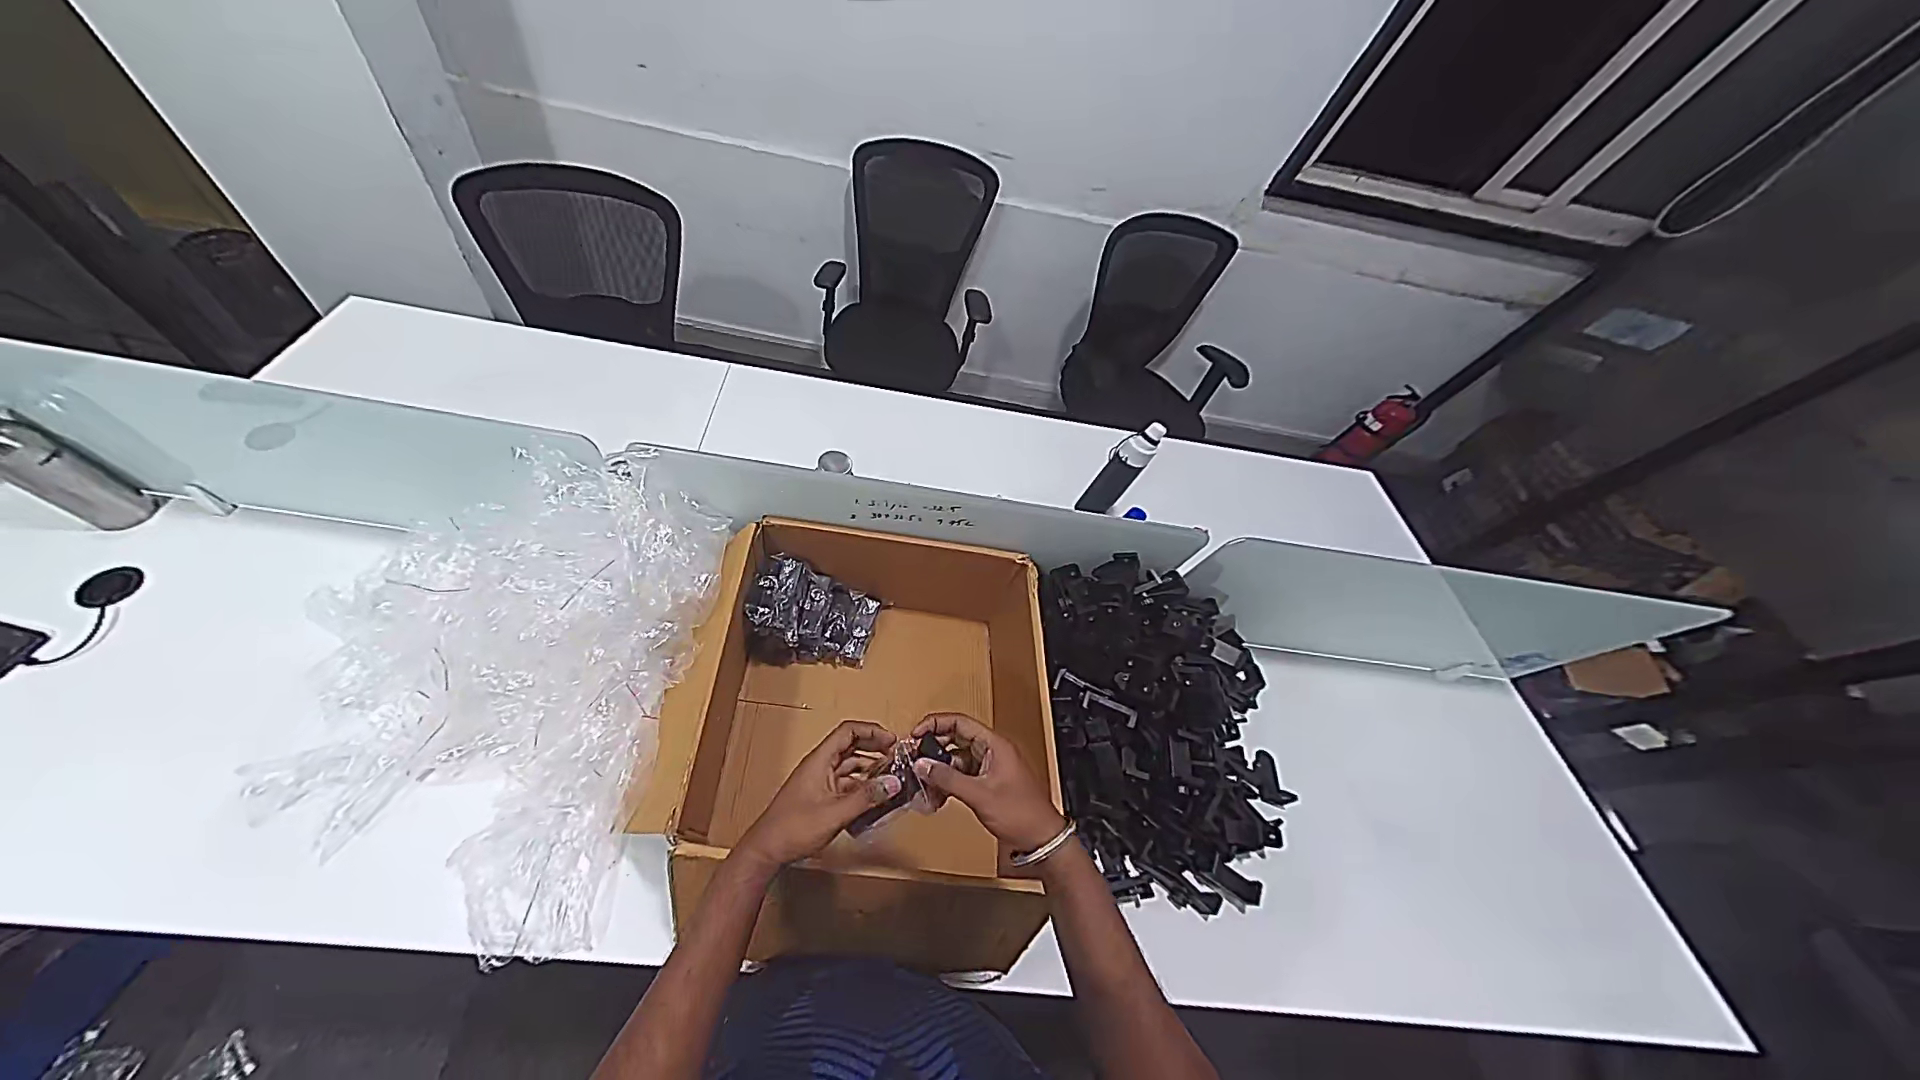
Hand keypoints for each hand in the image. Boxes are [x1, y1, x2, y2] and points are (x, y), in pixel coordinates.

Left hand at [735, 720, 899, 870]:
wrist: (766, 851)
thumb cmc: (792, 829)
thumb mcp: (835, 813)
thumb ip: (866, 797)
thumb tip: (893, 783)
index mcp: (820, 760)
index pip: (848, 731)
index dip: (871, 731)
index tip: (891, 741)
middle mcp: (820, 766)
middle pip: (851, 746)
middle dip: (874, 747)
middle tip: (896, 756)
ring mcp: (820, 781)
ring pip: (850, 765)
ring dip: (870, 767)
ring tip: (890, 776)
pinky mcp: (821, 796)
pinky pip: (846, 783)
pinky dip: (862, 785)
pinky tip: (874, 796)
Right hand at [912, 712, 1065, 851]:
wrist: (1042, 839)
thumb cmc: (1022, 814)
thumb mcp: (980, 794)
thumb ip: (948, 778)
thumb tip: (923, 764)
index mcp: (995, 745)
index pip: (960, 722)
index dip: (936, 724)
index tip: (916, 734)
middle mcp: (992, 751)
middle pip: (955, 740)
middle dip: (933, 751)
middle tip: (915, 761)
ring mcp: (989, 767)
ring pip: (956, 760)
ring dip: (939, 772)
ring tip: (924, 785)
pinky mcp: (987, 783)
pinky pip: (961, 776)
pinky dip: (948, 784)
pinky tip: (936, 797)